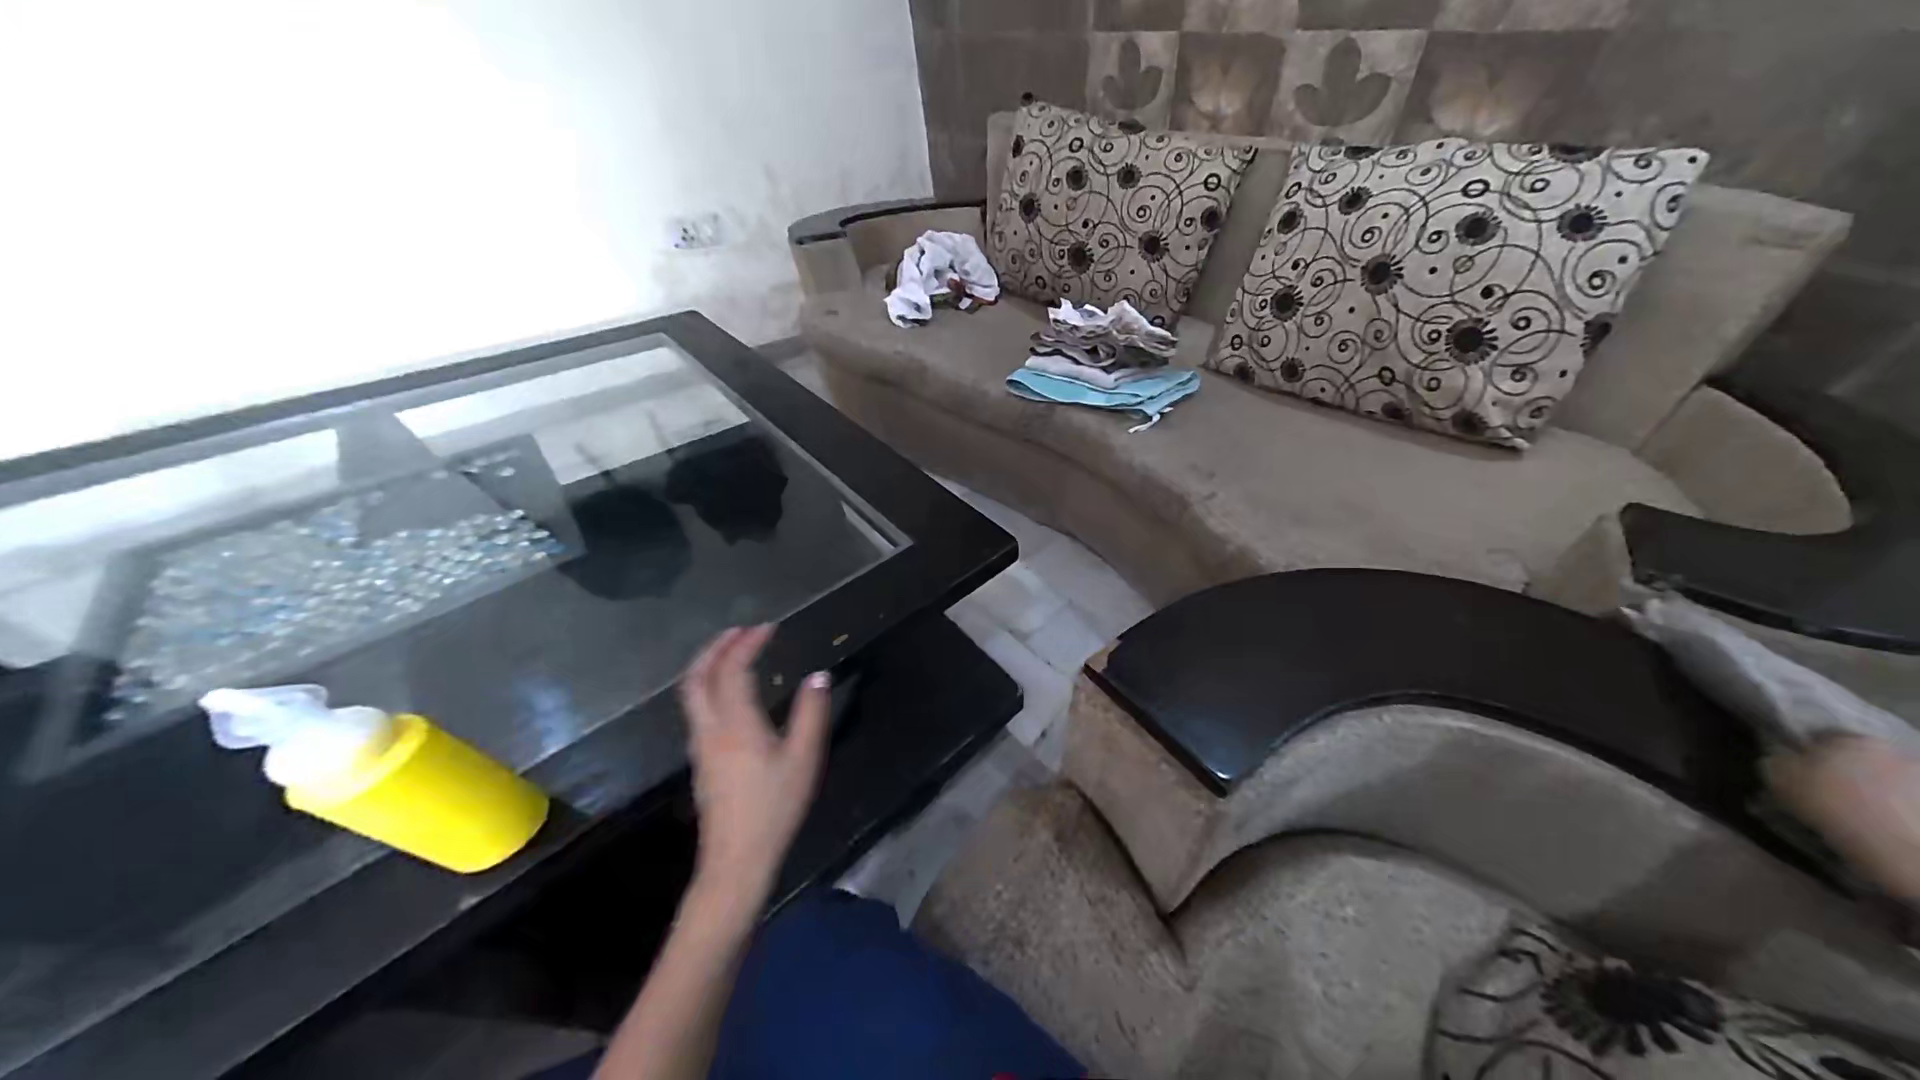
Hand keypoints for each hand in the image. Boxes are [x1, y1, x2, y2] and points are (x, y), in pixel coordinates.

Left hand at [678, 625, 830, 904]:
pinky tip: (730, 693)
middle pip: (697, 677)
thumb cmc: (774, 808)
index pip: (734, 670)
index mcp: (736, 723)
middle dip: (715, 647)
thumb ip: (811, 713)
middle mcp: (710, 728)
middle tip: (739, 631)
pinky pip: (697, 708)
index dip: (748, 643)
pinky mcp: (701, 761)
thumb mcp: (804, 759)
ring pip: (692, 693)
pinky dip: (709, 686)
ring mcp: (700, 745)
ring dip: (708, 665)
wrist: (737, 859)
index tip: (768, 628)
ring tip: (733, 653)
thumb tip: (817, 676)